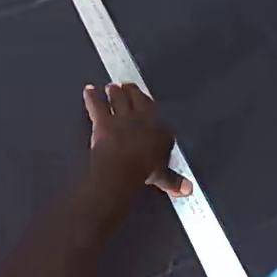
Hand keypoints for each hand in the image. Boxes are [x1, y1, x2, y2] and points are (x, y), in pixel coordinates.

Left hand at [83, 84, 191, 198]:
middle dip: (134, 92)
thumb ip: (173, 180)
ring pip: (119, 99)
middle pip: (139, 100)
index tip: (152, 110)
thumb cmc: (144, 171)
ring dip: (115, 92)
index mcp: (160, 131)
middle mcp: (142, 119)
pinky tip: (88, 90)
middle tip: (130, 86)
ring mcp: (122, 117)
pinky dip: (92, 97)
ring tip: (112, 86)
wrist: (122, 169)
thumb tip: (187, 190)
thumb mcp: (162, 177)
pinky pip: (97, 105)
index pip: (159, 120)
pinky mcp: (104, 121)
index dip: (154, 114)